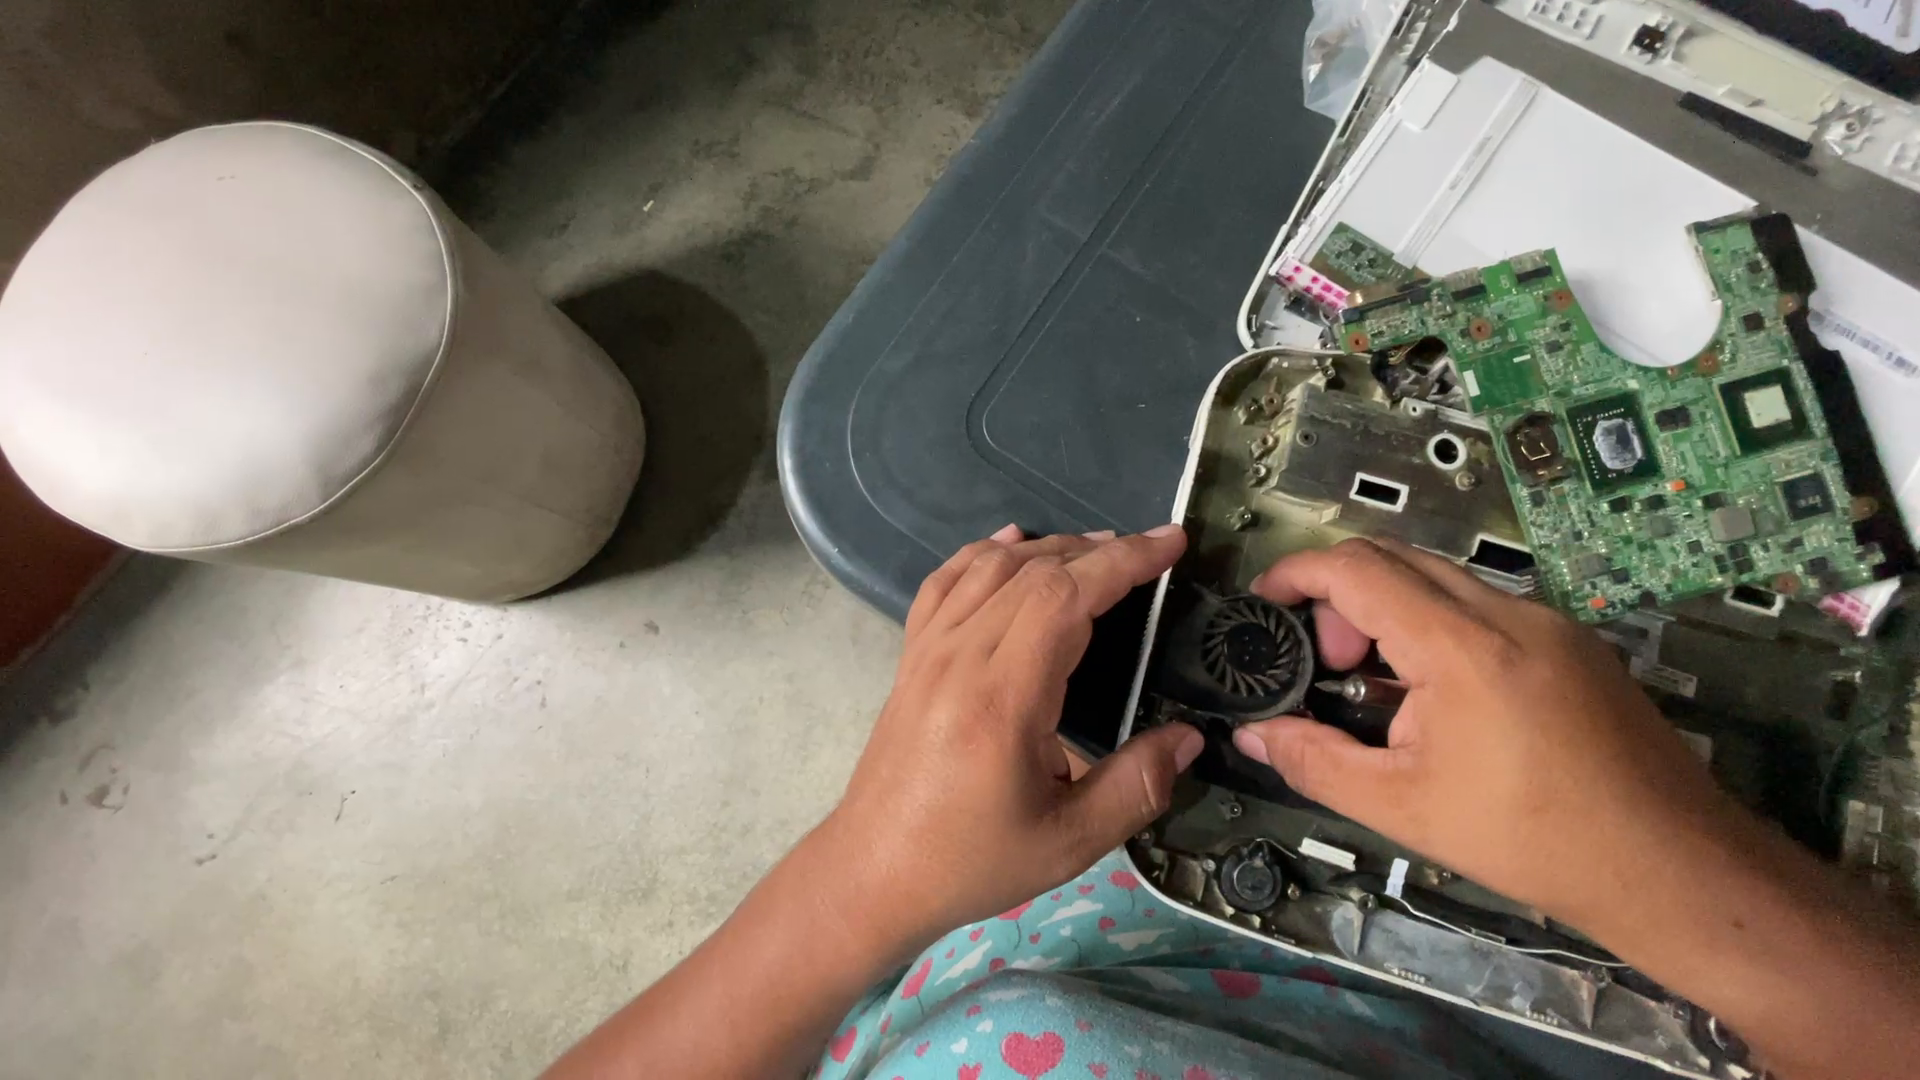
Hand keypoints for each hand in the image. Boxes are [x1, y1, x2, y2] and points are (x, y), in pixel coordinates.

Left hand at [822, 525, 1203, 946]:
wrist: (874, 871)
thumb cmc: (970, 860)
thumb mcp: (1068, 843)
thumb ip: (1136, 786)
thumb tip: (1191, 736)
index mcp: (1002, 697)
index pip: (1065, 597)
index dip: (1122, 562)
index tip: (1169, 544)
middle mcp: (960, 656)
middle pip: (1032, 573)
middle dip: (1097, 551)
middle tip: (1147, 553)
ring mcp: (927, 650)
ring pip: (988, 568)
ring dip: (1047, 548)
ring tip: (1095, 550)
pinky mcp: (910, 656)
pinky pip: (943, 583)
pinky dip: (981, 553)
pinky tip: (1009, 543)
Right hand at [1231, 538, 1740, 929]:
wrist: (1682, 872)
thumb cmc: (1533, 839)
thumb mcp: (1401, 807)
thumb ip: (1313, 761)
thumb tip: (1252, 736)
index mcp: (1461, 647)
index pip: (1357, 569)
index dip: (1297, 572)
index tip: (1263, 598)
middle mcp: (1508, 614)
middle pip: (1394, 556)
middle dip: (1336, 591)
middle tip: (1322, 657)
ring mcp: (1548, 623)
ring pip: (1437, 577)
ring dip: (1382, 606)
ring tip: (1369, 677)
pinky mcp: (1571, 643)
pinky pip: (1477, 604)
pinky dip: (1427, 622)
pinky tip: (1429, 689)